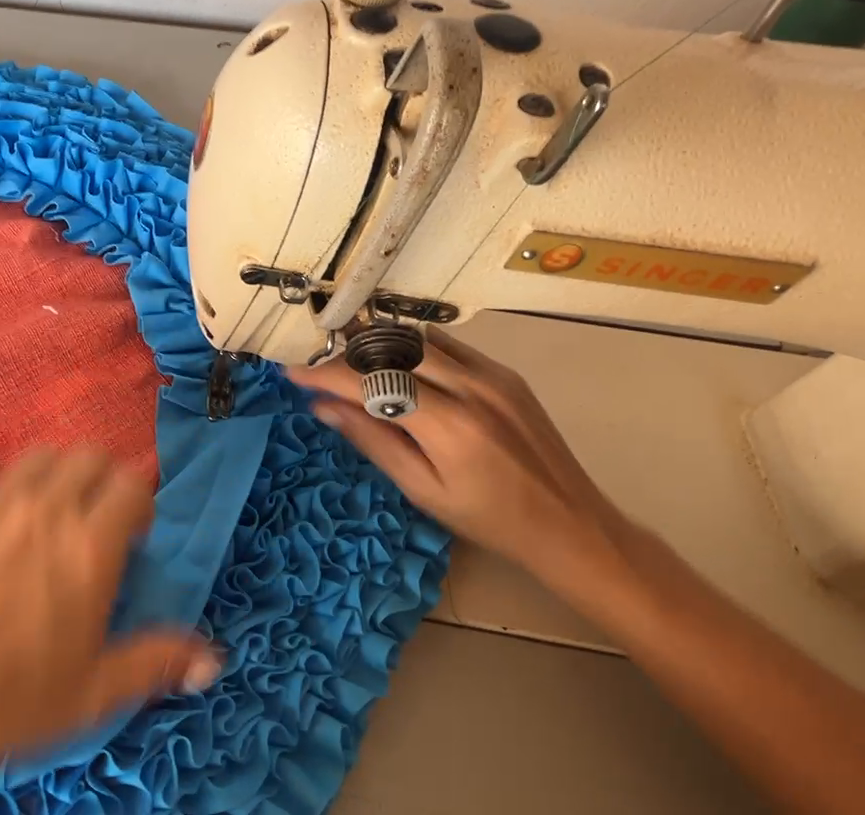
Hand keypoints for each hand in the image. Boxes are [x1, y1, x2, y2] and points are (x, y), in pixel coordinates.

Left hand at [0, 444, 218, 772]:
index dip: (141, 502)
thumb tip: (213, 658)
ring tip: (47, 511)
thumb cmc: (9, 700)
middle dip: (103, 478)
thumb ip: (155, 662)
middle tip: (96, 517)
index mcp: (90, 546)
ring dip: (54, 474)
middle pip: (88, 457)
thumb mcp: (93, 693)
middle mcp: (45, 508)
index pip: (132, 486)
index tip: (135, 531)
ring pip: (38, 456)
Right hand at [287, 327, 622, 577]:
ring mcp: (493, 375)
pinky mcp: (505, 373)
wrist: (571, 525)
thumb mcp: (423, 490)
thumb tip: (323, 408)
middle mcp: (472, 388)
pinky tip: (397, 367)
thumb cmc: (489, 520)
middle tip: (318, 368)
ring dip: (377, 347)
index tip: (293, 372)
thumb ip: (373, 442)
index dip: (326, 374)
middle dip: (347, 354)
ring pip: (418, 340)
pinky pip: (446, 347)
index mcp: (450, 426)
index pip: (372, 383)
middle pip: (392, 350)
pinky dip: (412, 350)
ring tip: (350, 365)